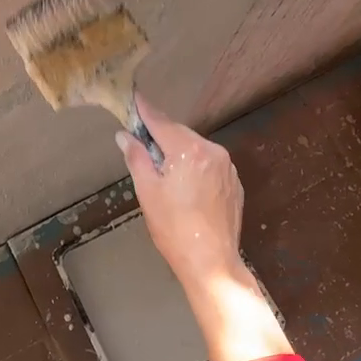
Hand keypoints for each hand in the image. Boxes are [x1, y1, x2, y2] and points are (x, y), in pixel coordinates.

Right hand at [117, 96, 244, 288]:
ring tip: (165, 172)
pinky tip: (186, 187)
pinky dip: (196, 167)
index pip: (161, 122)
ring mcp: (227, 168)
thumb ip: (137, 157)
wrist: (212, 263)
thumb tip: (125, 136)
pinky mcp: (235, 184)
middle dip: (161, 137)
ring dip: (179, 152)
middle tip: (143, 145)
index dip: (145, 111)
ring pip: (196, 149)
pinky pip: (210, 165)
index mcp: (188, 150)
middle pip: (180, 134)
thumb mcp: (147, 191)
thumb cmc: (173, 227)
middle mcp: (212, 151)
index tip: (135, 98)